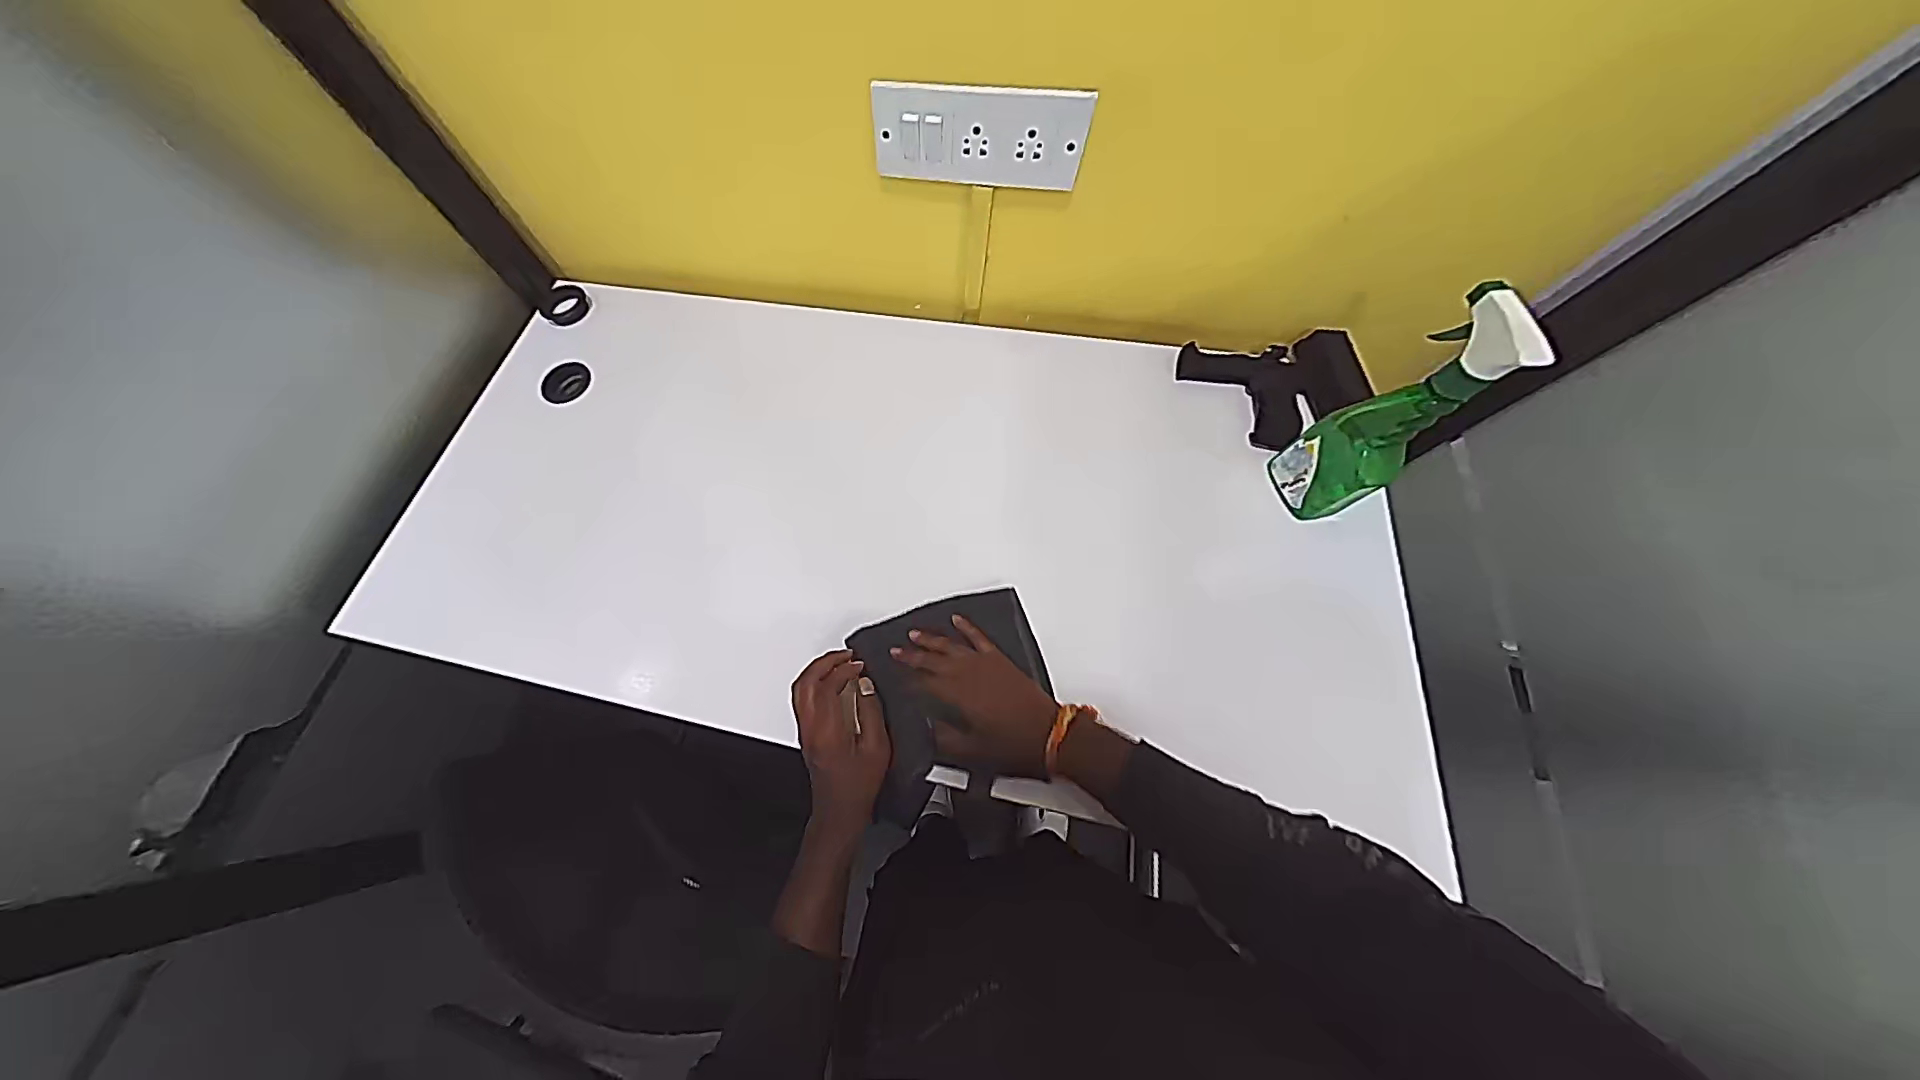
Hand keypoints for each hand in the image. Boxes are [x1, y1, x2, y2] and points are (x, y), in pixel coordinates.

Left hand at [791, 649, 890, 829]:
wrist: (840, 811)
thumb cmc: (859, 786)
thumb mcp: (878, 747)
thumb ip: (872, 712)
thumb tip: (866, 686)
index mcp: (828, 731)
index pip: (827, 687)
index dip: (844, 670)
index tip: (859, 666)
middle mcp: (811, 729)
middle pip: (805, 683)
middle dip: (824, 663)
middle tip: (846, 656)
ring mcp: (805, 732)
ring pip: (800, 690)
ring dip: (817, 671)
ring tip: (839, 663)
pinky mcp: (807, 734)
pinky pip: (803, 699)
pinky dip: (815, 683)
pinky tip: (832, 681)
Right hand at [892, 615, 1059, 776]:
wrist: (1047, 733)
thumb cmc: (1013, 742)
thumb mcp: (971, 750)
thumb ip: (945, 739)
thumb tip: (930, 730)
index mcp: (957, 696)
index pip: (923, 683)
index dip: (908, 680)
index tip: (896, 677)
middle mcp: (968, 675)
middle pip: (932, 660)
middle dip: (912, 655)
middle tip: (896, 650)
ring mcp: (984, 664)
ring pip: (950, 645)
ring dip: (931, 639)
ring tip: (915, 634)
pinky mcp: (999, 660)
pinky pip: (978, 637)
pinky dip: (966, 627)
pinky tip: (957, 620)